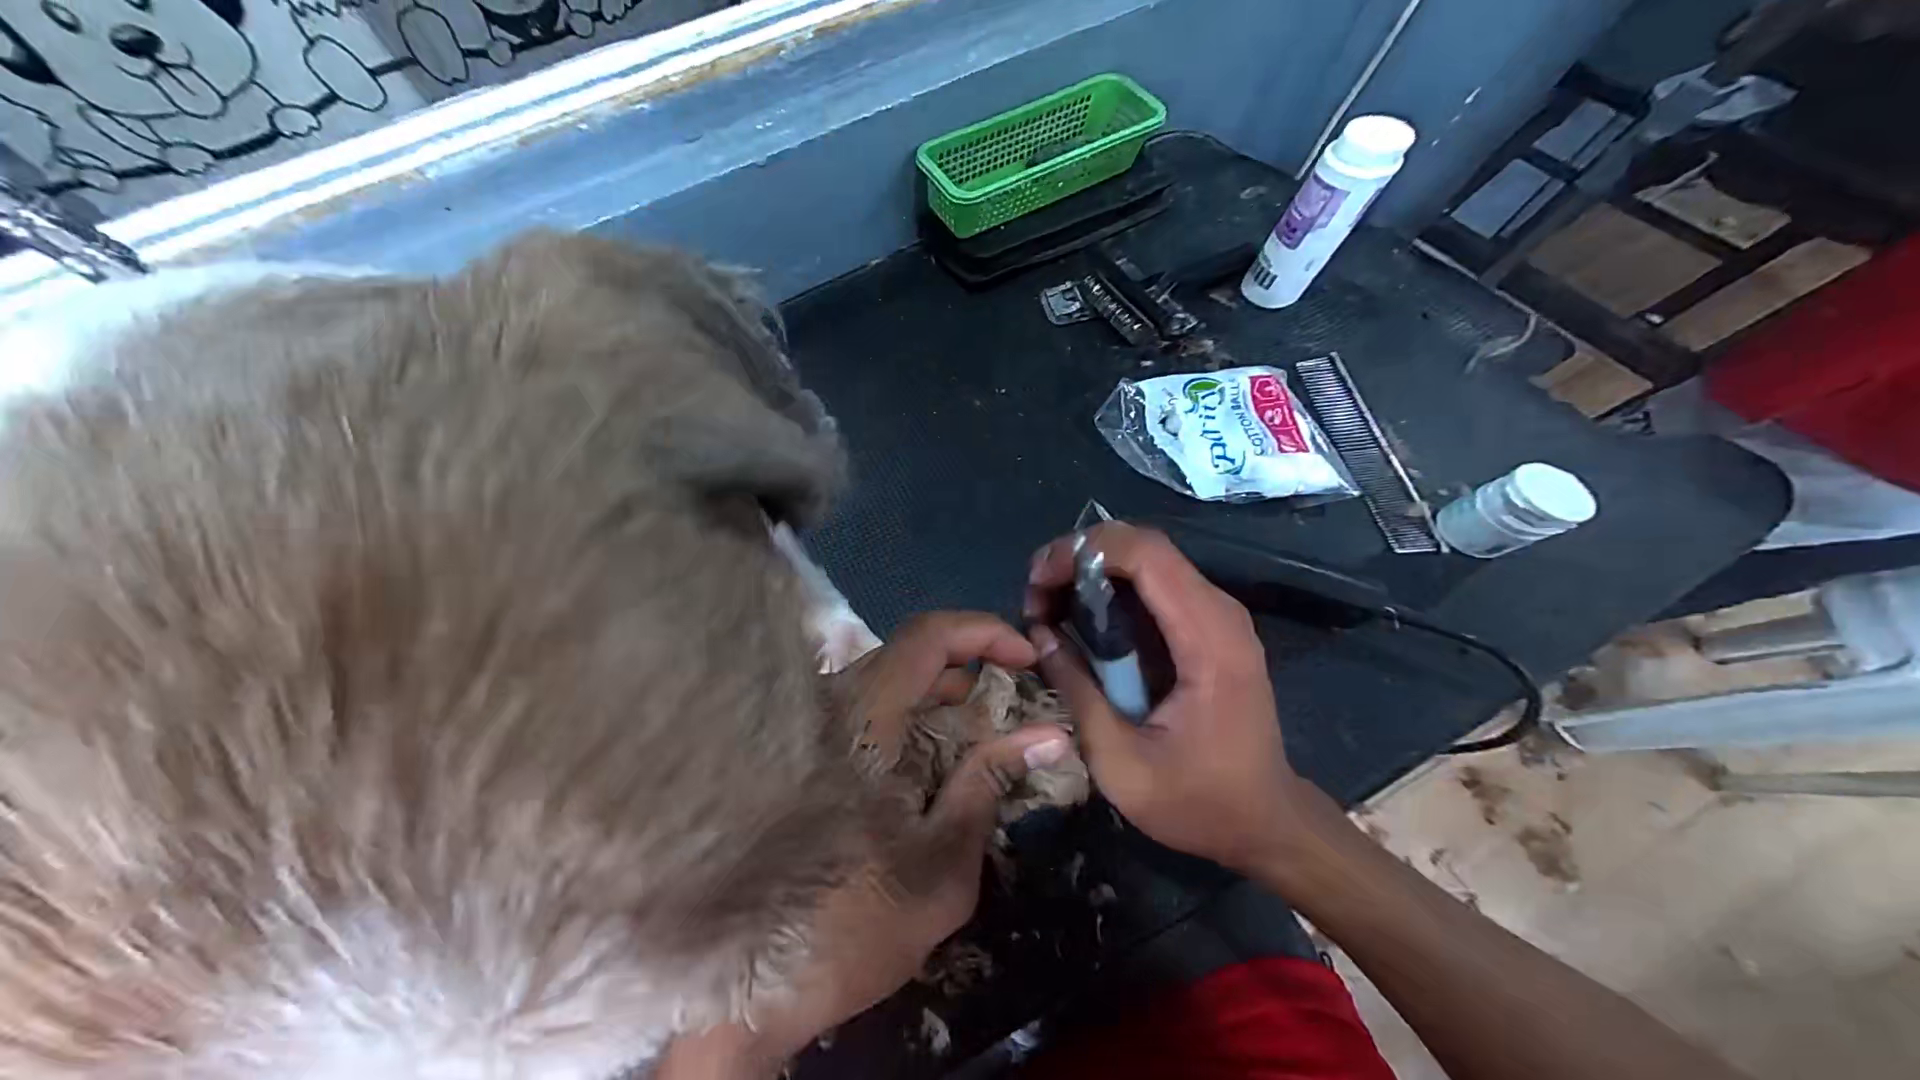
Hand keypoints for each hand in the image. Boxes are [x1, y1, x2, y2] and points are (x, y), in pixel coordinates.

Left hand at [659, 614, 1070, 1078]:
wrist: (753, 991)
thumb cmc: (851, 925)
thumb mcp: (943, 862)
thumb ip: (990, 783)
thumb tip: (1049, 735)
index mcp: (862, 722)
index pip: (927, 636)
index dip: (984, 632)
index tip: (1026, 659)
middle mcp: (830, 710)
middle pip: (911, 655)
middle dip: (973, 672)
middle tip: (1015, 707)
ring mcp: (812, 732)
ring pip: (891, 683)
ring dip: (945, 700)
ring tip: (986, 740)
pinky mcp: (807, 757)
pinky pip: (872, 713)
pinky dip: (915, 722)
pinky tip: (939, 764)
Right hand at [1024, 523, 1314, 873]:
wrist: (1265, 823)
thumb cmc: (1198, 802)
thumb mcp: (1120, 762)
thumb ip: (1077, 692)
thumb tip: (1039, 636)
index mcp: (1208, 640)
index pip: (1146, 554)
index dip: (1084, 550)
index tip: (1039, 580)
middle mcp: (1219, 613)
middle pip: (1143, 547)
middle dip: (1079, 557)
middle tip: (1035, 594)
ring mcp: (1217, 617)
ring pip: (1146, 561)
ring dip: (1091, 571)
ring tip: (1047, 605)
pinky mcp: (1208, 628)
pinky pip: (1154, 586)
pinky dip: (1109, 589)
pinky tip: (1078, 618)